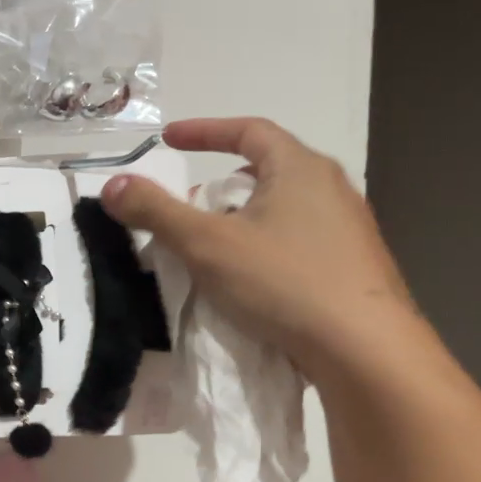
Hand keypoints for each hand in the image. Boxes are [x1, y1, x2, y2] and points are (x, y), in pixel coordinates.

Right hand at [101, 117, 417, 377]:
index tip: (167, 139)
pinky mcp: (349, 265)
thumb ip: (155, 210)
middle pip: (266, 168)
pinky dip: (259, 242)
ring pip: (280, 206)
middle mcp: (330, 189)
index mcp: (301, 170)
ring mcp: (345, 229)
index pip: (249, 131)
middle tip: (184, 203)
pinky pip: (294, 237)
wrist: (366, 351)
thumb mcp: (205, 243)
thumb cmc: (284, 282)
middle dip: (219, 181)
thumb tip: (114, 183)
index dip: (205, 130)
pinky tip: (243, 274)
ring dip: (238, 215)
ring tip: (207, 242)